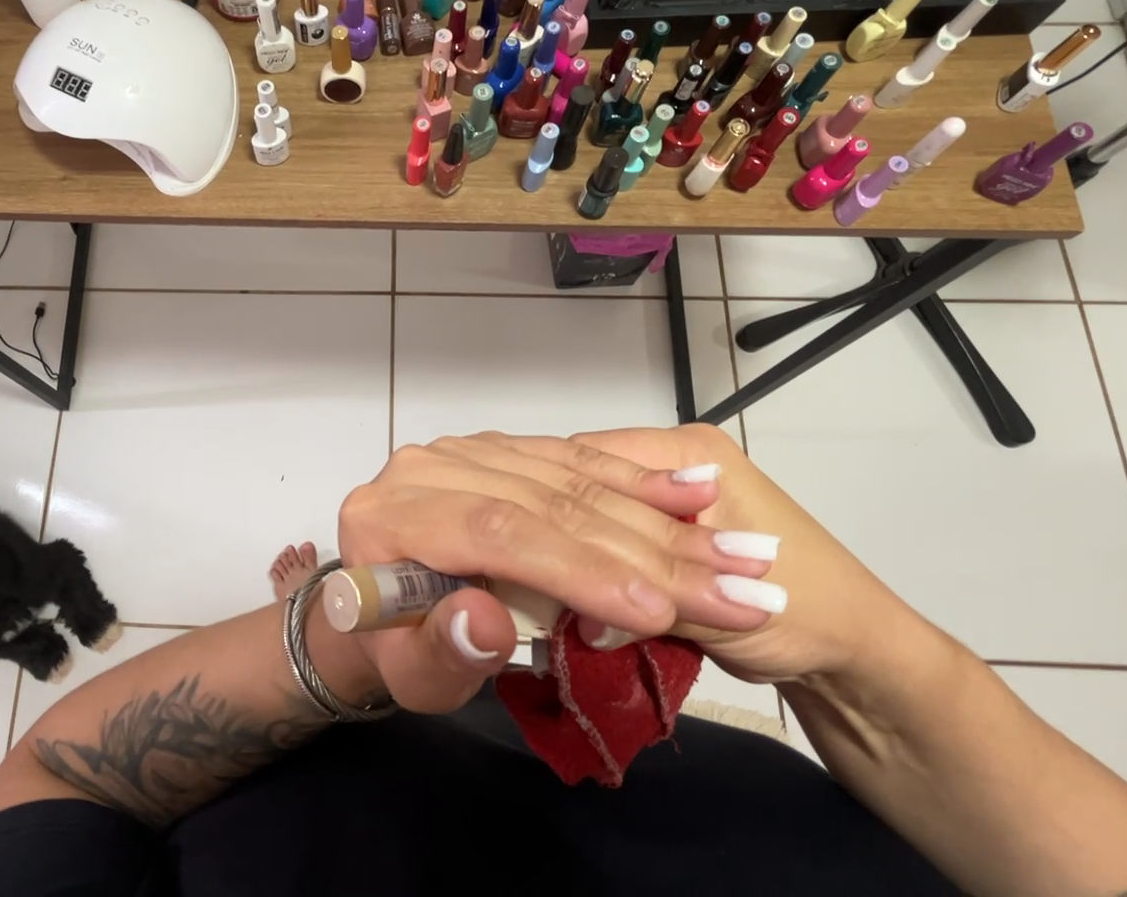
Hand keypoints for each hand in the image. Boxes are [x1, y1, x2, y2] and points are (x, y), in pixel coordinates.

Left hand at [327, 433, 783, 713]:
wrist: (386, 613)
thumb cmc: (401, 654)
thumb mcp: (415, 678)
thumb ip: (441, 652)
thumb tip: (483, 622)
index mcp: (387, 518)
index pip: (495, 531)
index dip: (579, 567)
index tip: (659, 609)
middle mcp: (422, 468)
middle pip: (543, 500)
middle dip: (643, 550)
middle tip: (738, 589)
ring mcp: (462, 451)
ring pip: (569, 476)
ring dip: (657, 514)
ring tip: (741, 550)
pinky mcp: (494, 449)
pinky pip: (573, 457)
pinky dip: (637, 480)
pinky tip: (697, 491)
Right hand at [565, 425, 927, 683]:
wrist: (853, 655)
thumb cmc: (808, 613)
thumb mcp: (720, 609)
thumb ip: (644, 604)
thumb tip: (577, 617)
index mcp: (691, 454)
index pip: (591, 458)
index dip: (554, 502)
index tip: (530, 551)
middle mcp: (675, 464)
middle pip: (588, 483)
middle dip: (563, 532)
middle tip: (537, 580)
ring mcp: (671, 498)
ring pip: (595, 513)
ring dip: (580, 554)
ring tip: (552, 593)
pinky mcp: (668, 533)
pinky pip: (612, 539)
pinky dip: (596, 569)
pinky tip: (577, 598)